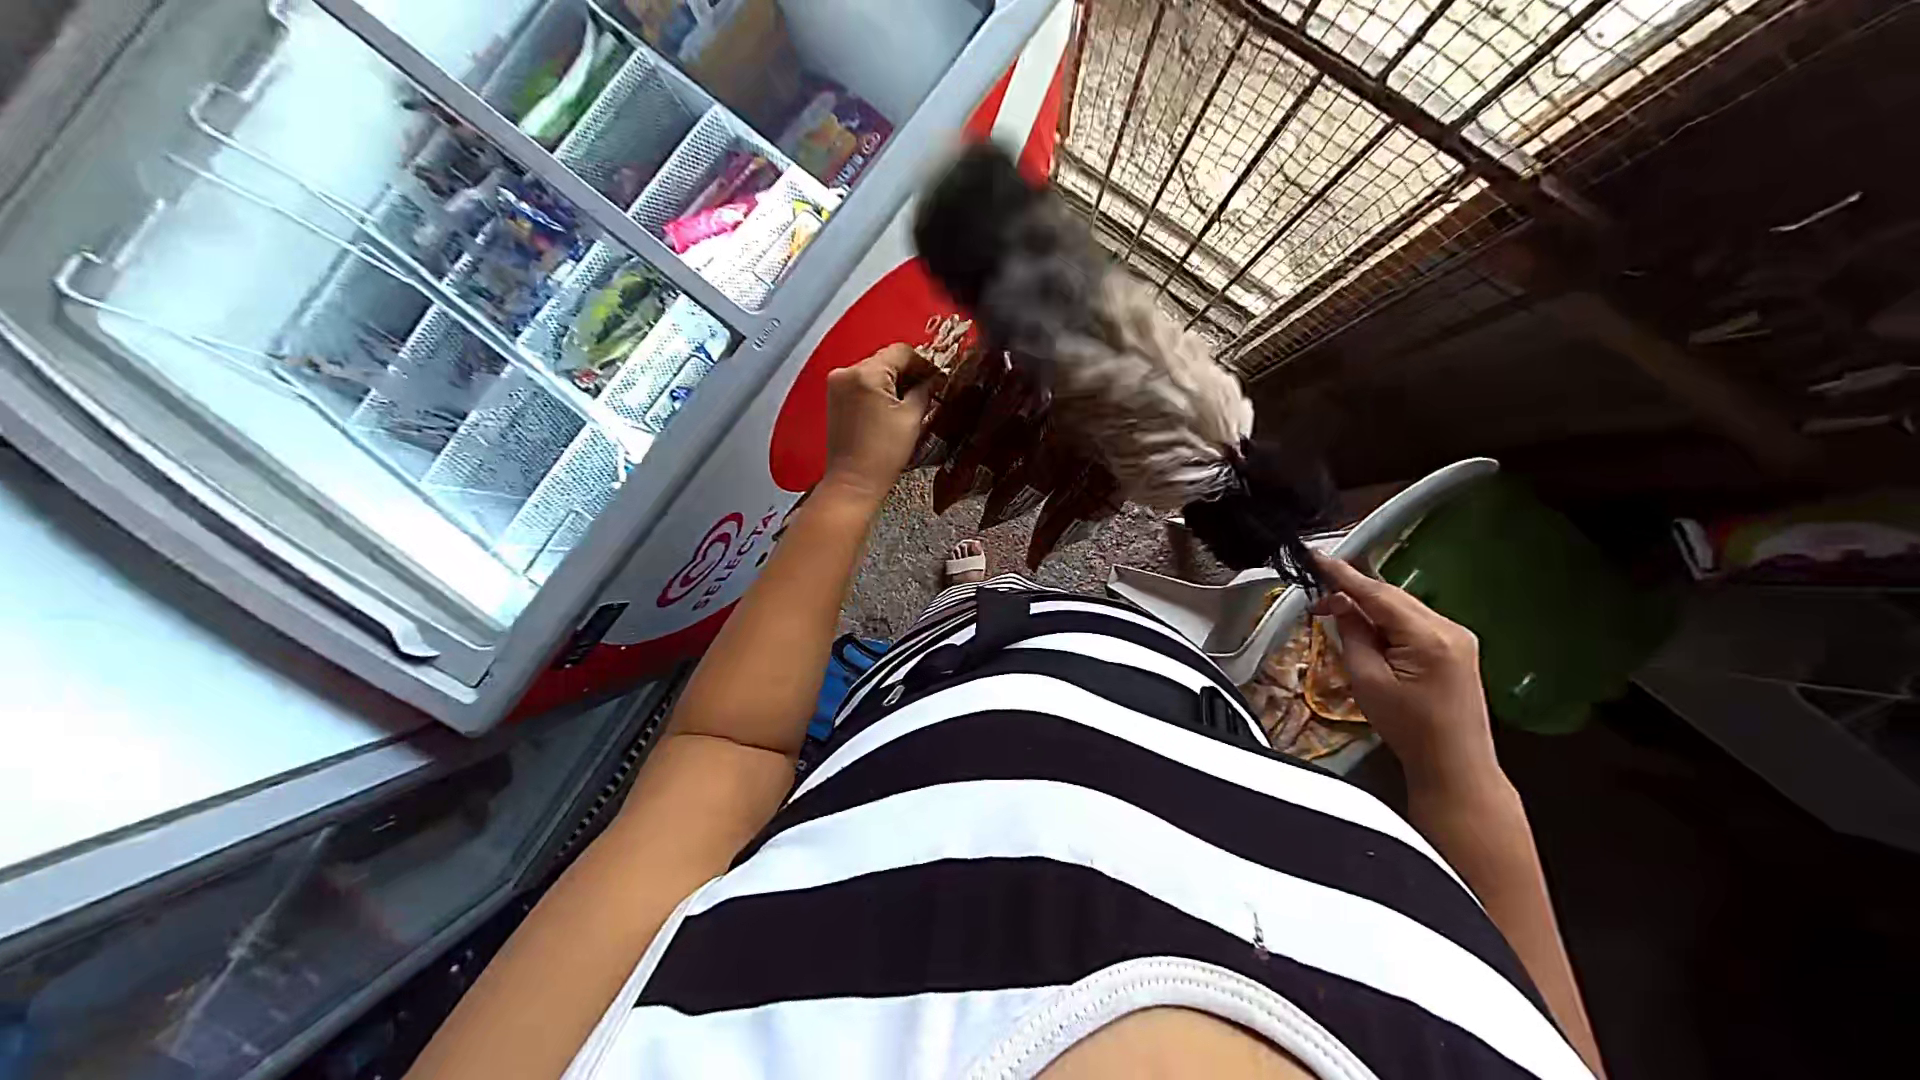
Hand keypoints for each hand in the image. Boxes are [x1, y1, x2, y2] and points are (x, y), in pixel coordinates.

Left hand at [822, 344, 941, 502]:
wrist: (853, 482)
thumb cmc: (880, 456)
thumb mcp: (912, 418)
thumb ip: (925, 391)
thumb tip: (934, 380)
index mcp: (865, 374)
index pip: (902, 352)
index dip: (924, 363)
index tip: (937, 377)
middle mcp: (847, 374)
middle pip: (887, 359)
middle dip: (910, 373)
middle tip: (930, 390)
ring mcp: (838, 386)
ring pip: (875, 371)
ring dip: (895, 382)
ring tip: (913, 402)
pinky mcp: (836, 399)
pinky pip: (863, 384)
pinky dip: (879, 391)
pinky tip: (893, 408)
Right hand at [1310, 552, 1499, 790]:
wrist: (1454, 764)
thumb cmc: (1407, 727)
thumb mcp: (1367, 679)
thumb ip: (1352, 634)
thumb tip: (1339, 604)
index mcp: (1429, 636)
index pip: (1377, 594)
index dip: (1342, 574)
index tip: (1316, 558)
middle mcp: (1450, 628)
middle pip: (1392, 596)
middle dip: (1352, 592)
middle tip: (1316, 595)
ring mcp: (1458, 637)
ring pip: (1401, 607)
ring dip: (1368, 607)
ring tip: (1334, 613)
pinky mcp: (1456, 648)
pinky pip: (1412, 621)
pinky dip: (1385, 620)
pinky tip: (1365, 627)